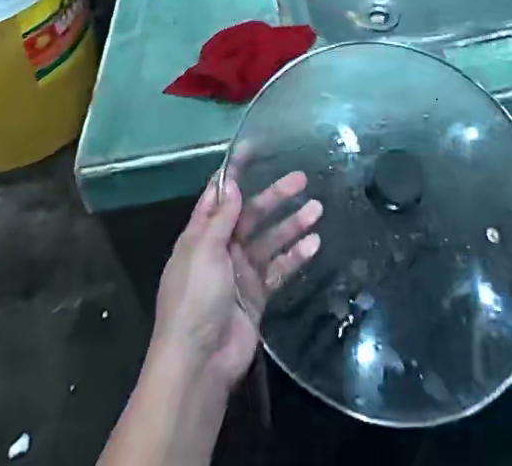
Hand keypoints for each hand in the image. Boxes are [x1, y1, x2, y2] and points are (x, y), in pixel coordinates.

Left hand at [101, 173, 320, 465]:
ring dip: (291, 224)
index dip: (235, 174)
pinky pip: (279, 269)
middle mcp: (220, 249)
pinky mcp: (257, 295)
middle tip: (301, 178)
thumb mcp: (203, 251)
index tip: (254, 150)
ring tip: (317, 208)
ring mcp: (240, 273)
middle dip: (274, 197)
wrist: (199, 362)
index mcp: (200, 235)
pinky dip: (295, 256)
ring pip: (269, 241)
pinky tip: (315, 243)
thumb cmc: (194, 298)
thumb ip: (221, 219)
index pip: (219, 196)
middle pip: (250, 215)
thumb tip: (232, 186)